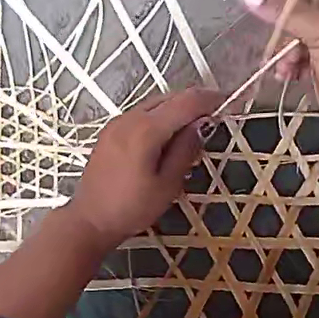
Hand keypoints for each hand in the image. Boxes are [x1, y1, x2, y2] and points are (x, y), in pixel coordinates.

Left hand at [61, 87, 219, 249]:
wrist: (90, 220)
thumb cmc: (131, 208)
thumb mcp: (167, 185)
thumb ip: (185, 151)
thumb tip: (201, 126)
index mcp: (146, 130)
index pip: (186, 102)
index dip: (210, 100)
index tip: (228, 103)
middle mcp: (130, 118)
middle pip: (170, 97)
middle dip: (195, 102)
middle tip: (216, 117)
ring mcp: (117, 122)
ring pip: (155, 103)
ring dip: (177, 108)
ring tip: (195, 127)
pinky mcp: (111, 131)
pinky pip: (142, 114)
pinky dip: (160, 116)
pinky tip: (168, 135)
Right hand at [239, 0, 318, 141]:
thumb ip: (286, 13)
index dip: (288, 0)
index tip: (269, 15)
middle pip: (303, 15)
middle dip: (285, 33)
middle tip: (277, 50)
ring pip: (301, 40)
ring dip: (287, 54)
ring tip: (283, 70)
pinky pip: (306, 60)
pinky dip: (294, 66)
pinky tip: (288, 76)